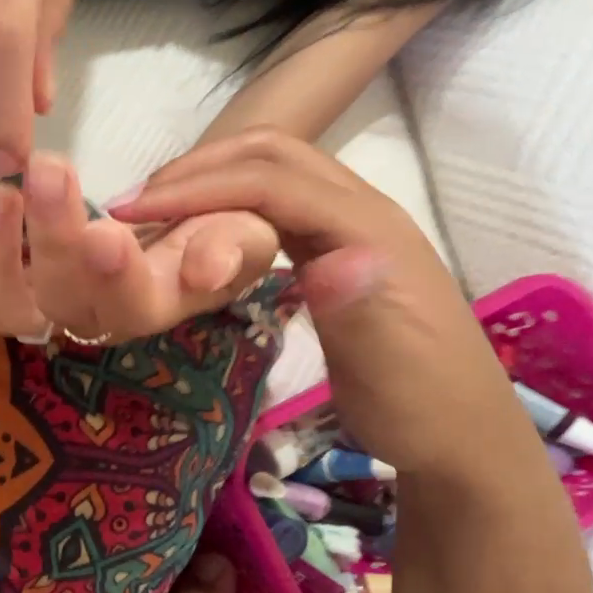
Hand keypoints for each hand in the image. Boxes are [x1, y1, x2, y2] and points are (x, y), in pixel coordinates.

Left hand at [0, 152, 278, 341]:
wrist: (170, 228)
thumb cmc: (208, 227)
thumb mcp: (240, 229)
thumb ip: (230, 245)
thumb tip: (206, 269)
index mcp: (153, 305)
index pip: (130, 306)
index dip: (112, 277)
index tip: (106, 228)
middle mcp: (92, 317)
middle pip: (59, 302)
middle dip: (51, 238)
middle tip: (49, 170)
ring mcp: (45, 308)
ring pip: (4, 308)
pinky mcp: (9, 292)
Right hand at [106, 130, 528, 477]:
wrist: (462, 436)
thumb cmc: (419, 406)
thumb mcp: (387, 367)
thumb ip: (359, 309)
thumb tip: (330, 258)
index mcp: (370, 231)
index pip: (272, 182)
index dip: (198, 187)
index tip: (131, 211)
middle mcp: (362, 213)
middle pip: (272, 156)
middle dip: (197, 168)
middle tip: (134, 204)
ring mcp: (349, 228)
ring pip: (271, 173)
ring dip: (208, 180)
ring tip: (152, 214)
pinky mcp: (335, 248)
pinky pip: (273, 204)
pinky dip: (224, 204)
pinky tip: (195, 234)